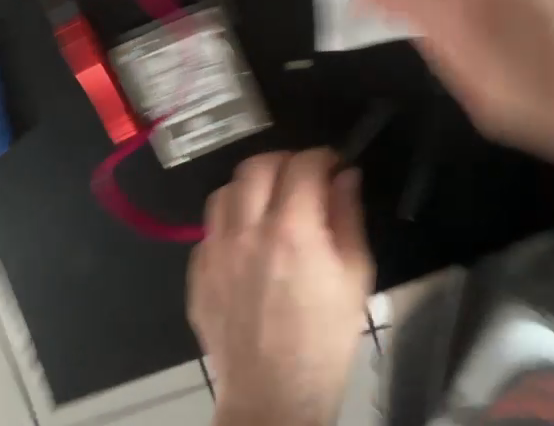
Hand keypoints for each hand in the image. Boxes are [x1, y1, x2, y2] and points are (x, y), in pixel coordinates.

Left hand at [190, 149, 374, 425]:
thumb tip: (345, 177)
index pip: (304, 163)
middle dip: (285, 162)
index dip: (324, 156)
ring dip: (251, 188)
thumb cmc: (326, 338)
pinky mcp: (197, 277)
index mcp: (293, 229)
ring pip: (224, 191)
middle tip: (304, 178)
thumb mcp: (356, 275)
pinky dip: (230, 223)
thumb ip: (349, 216)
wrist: (275, 398)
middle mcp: (247, 231)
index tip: (336, 166)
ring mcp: (215, 254)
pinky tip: (249, 243)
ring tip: (271, 204)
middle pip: (257, 165)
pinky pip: (208, 231)